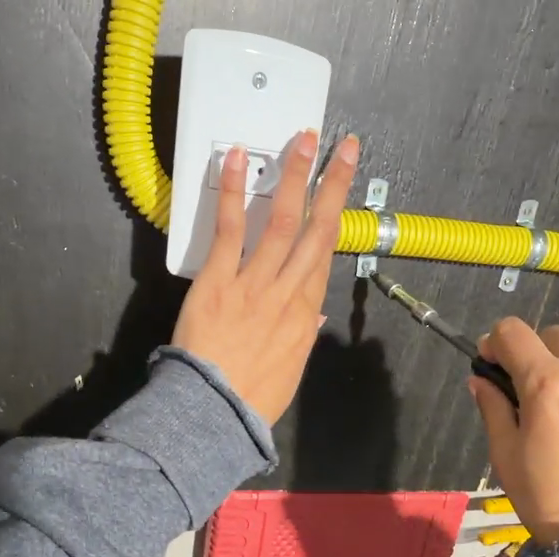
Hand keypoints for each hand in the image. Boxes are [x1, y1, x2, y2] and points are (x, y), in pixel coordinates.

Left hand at [171, 131, 359, 425]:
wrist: (215, 413)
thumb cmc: (251, 401)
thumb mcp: (289, 374)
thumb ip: (302, 340)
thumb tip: (314, 318)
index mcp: (305, 318)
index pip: (323, 260)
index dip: (335, 221)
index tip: (339, 194)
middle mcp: (288, 294)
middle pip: (317, 232)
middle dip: (332, 186)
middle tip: (343, 148)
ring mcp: (255, 285)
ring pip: (283, 223)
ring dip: (295, 176)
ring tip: (304, 139)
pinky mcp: (220, 281)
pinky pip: (231, 231)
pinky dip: (236, 194)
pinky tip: (238, 161)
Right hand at [469, 318, 558, 546]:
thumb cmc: (546, 498)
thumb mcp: (505, 455)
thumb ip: (493, 408)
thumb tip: (481, 380)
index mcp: (548, 383)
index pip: (513, 332)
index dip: (496, 343)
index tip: (493, 363)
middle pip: (556, 337)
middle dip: (538, 356)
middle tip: (533, 394)